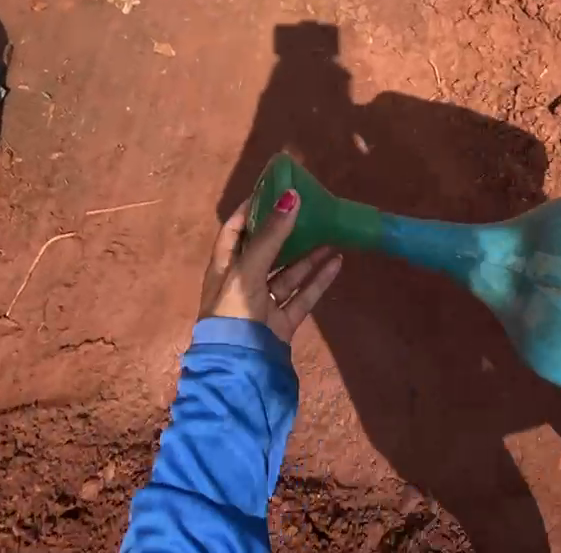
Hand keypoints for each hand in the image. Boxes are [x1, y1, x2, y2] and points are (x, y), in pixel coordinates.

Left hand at [199, 190, 341, 342]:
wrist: (238, 371)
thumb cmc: (234, 313)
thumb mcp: (248, 270)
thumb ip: (271, 236)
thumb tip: (291, 195)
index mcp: (224, 269)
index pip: (235, 230)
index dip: (251, 209)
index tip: (273, 190)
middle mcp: (242, 284)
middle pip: (265, 250)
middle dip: (285, 231)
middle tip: (308, 209)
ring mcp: (263, 305)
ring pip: (288, 273)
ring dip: (308, 255)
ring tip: (330, 234)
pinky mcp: (281, 323)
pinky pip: (302, 296)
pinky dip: (319, 280)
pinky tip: (336, 262)